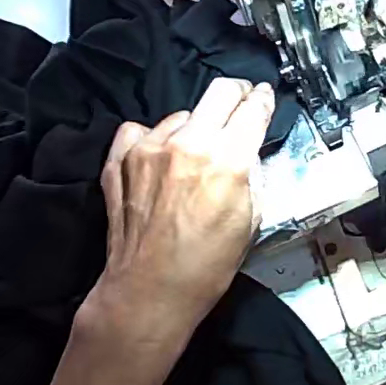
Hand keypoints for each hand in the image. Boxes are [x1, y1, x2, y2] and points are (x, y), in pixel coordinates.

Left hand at [78, 78, 274, 361]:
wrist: (148, 293)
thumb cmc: (207, 266)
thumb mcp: (251, 221)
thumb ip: (252, 175)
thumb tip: (247, 150)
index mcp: (226, 161)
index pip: (252, 109)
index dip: (263, 98)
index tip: (264, 96)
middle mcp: (186, 144)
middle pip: (220, 91)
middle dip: (236, 94)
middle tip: (240, 105)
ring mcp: (148, 147)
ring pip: (182, 114)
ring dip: (194, 127)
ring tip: (193, 154)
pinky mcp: (121, 158)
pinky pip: (142, 129)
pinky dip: (154, 137)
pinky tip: (159, 157)